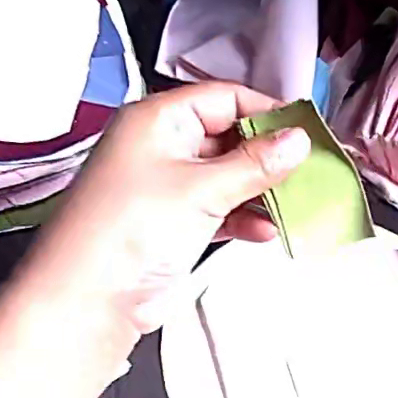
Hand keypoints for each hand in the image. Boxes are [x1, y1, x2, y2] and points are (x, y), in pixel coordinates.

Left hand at [7, 82, 309, 347]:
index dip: (266, 111)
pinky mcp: (177, 223)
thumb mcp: (201, 189)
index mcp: (159, 120)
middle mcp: (163, 148)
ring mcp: (170, 187)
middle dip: (268, 156)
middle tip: (306, 170)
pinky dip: (245, 219)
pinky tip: (266, 231)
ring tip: (293, 203)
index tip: (305, 130)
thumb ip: (255, 163)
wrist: (91, 299)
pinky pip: (222, 210)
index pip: (224, 98)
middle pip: (230, 137)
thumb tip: (298, 140)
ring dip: (260, 191)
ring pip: (230, 177)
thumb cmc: (128, 231)